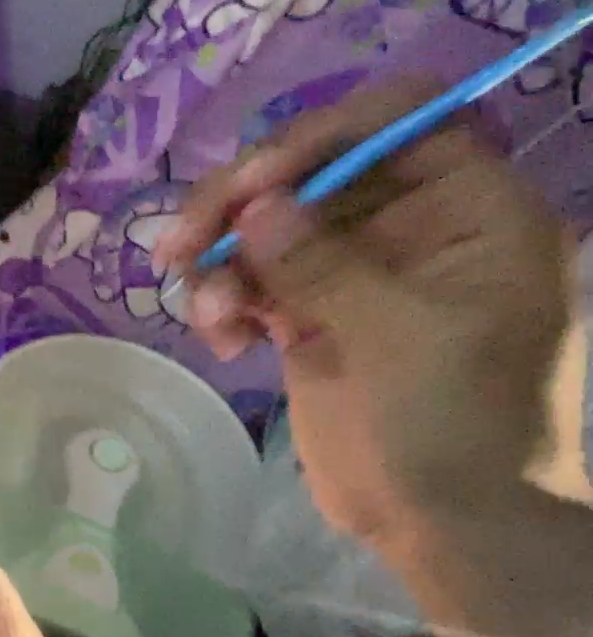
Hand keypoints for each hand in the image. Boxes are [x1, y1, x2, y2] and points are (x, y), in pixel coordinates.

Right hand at [159, 81, 574, 544]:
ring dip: (216, 266)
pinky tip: (226, 345)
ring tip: (211, 321)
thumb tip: (252, 208)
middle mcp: (402, 225)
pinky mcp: (300, 310)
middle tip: (174, 250)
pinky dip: (220, 304)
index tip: (249, 189)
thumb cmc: (452, 423)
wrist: (434, 512)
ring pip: (257, 229)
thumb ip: (324, 267)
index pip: (393, 124)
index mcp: (463, 211)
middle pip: (302, 173)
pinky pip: (242, 280)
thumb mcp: (398, 339)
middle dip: (232, 209)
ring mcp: (345, 269)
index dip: (317, 140)